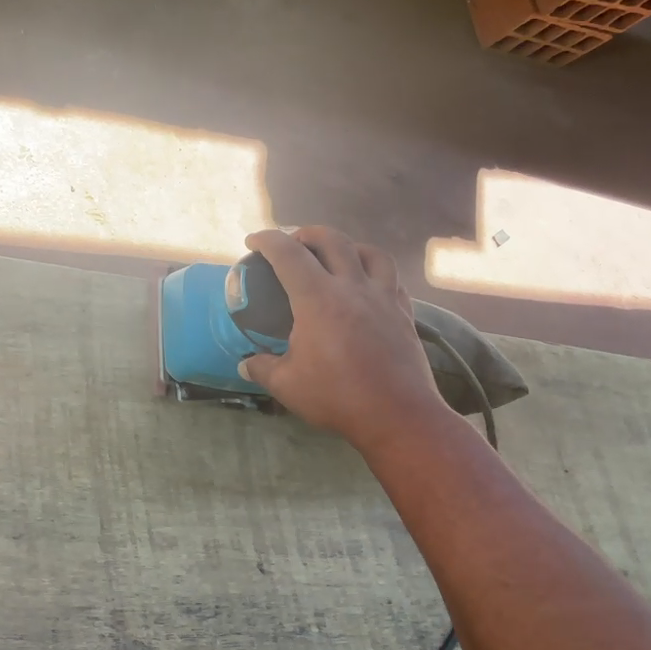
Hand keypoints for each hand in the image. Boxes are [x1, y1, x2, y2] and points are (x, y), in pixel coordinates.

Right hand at [238, 227, 449, 448]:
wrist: (398, 416)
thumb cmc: (336, 396)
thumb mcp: (285, 384)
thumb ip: (261, 367)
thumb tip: (246, 362)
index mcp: (317, 299)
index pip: (288, 254)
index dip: (268, 240)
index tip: (253, 241)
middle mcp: (353, 288)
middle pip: (332, 241)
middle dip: (307, 234)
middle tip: (292, 243)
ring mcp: (384, 298)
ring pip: (371, 252)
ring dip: (348, 246)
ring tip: (334, 256)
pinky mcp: (404, 313)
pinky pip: (391, 278)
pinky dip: (374, 271)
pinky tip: (365, 286)